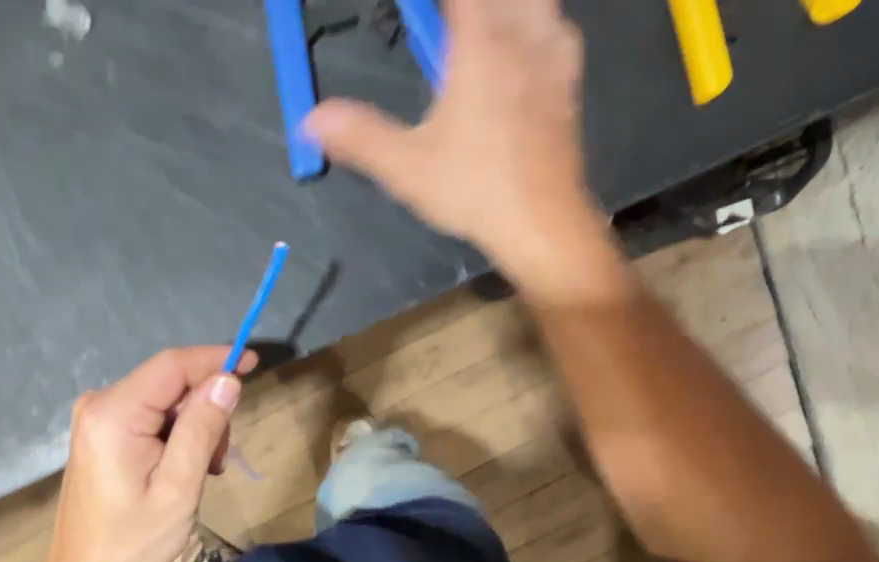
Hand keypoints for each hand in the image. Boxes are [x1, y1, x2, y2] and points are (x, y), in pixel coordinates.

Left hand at [41, 347, 254, 561]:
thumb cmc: (133, 539)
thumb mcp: (179, 487)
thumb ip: (202, 429)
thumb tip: (227, 380)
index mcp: (113, 413)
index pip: (173, 364)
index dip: (215, 358)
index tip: (254, 363)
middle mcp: (99, 403)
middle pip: (170, 383)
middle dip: (205, 410)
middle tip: (219, 461)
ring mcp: (95, 417)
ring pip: (163, 401)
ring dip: (193, 428)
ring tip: (201, 474)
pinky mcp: (99, 432)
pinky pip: (149, 417)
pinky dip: (174, 436)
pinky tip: (181, 470)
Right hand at [303, 0, 616, 298]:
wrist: (541, 222)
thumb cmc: (472, 192)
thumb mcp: (405, 168)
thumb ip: (359, 137)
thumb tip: (310, 120)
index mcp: (478, 48)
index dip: (440, 6)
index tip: (417, 14)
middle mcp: (519, 40)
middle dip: (471, 6)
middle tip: (447, 25)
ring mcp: (550, 59)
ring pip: (534, 3)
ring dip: (506, 7)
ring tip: (482, 23)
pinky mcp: (568, 84)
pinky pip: (558, 30)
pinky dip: (539, 22)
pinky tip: (528, 38)